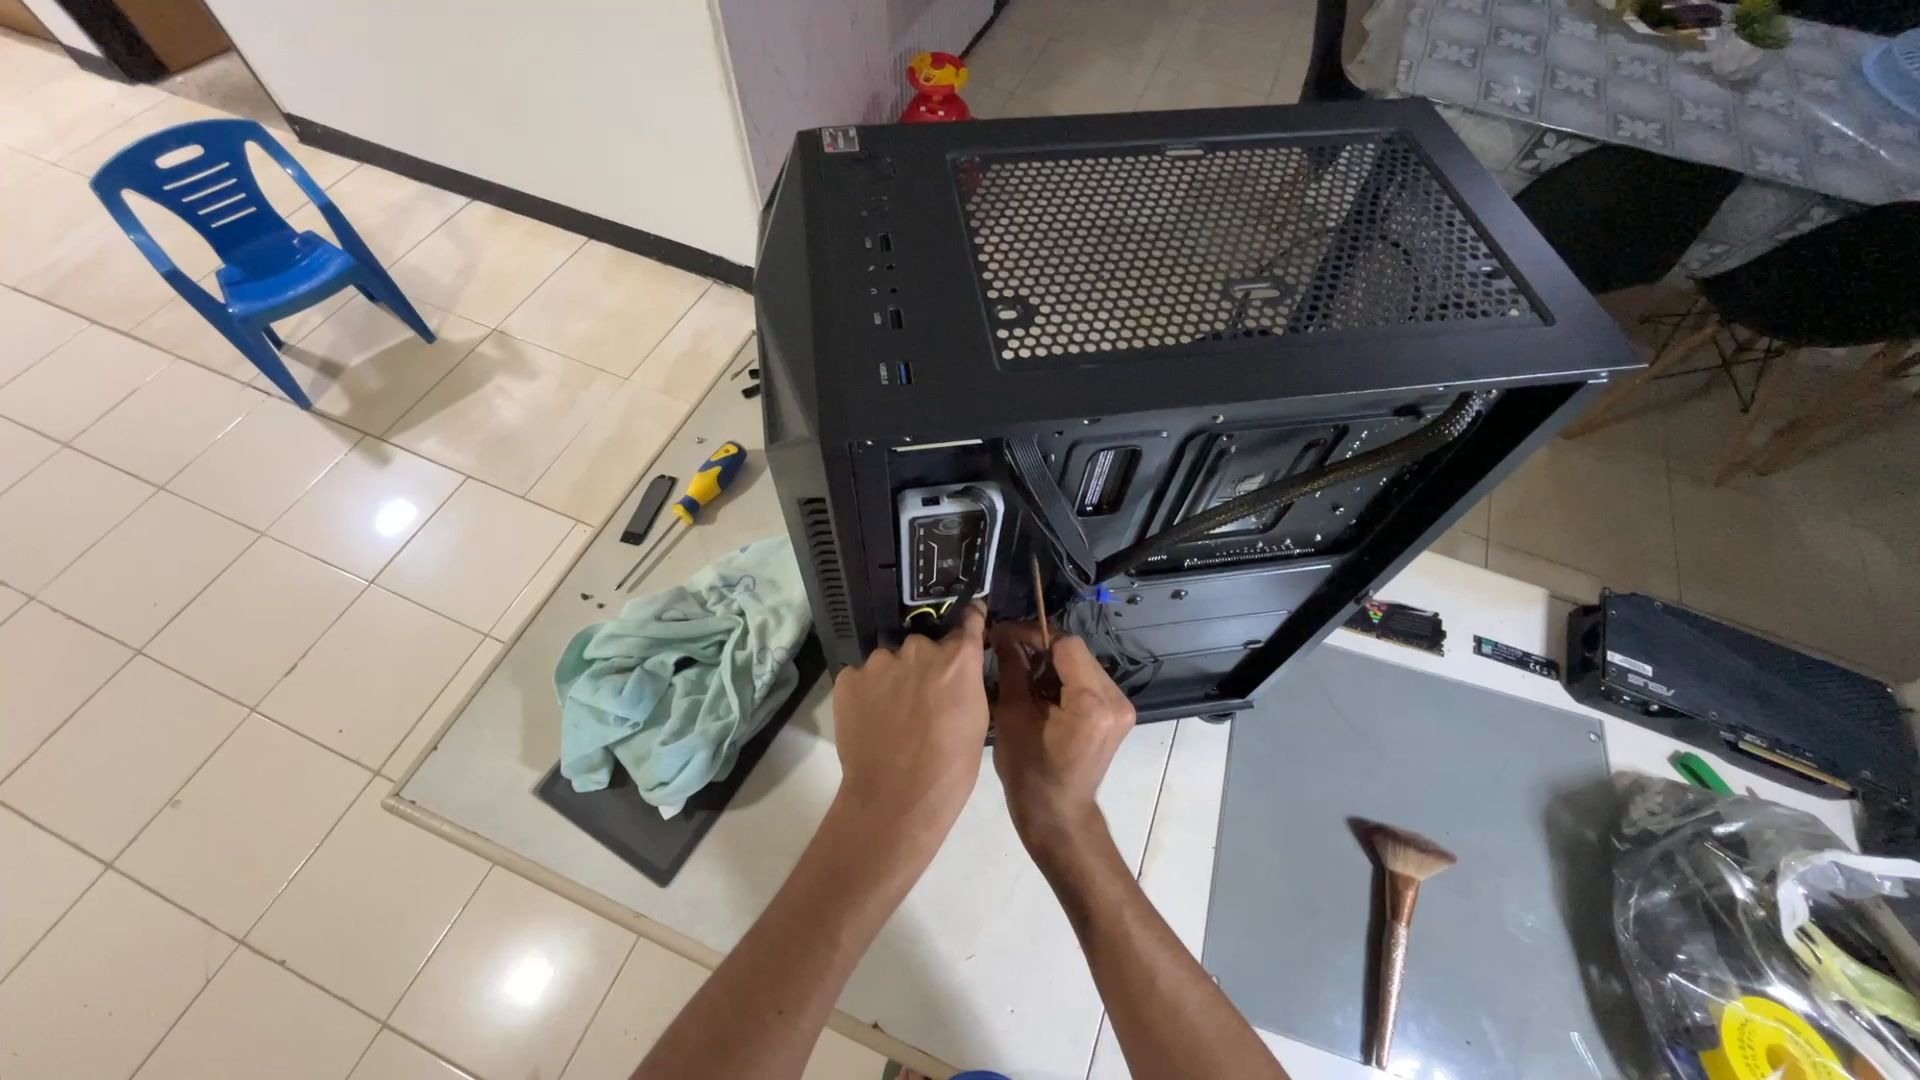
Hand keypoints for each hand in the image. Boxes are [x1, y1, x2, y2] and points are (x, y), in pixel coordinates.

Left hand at [831, 603, 989, 853]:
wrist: (896, 799)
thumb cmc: (950, 768)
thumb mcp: (977, 720)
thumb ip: (966, 683)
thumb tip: (958, 671)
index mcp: (957, 659)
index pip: (967, 620)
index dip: (968, 620)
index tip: (968, 617)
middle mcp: (918, 650)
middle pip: (922, 646)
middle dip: (924, 665)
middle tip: (922, 699)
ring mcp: (879, 663)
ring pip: (889, 662)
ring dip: (893, 679)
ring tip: (892, 716)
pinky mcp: (848, 679)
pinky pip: (861, 678)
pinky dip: (866, 693)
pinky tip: (871, 720)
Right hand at [989, 622, 1135, 856]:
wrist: (1058, 815)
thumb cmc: (1028, 773)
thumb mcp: (1013, 715)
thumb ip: (1012, 667)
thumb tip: (1002, 631)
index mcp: (1092, 704)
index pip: (1067, 644)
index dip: (1033, 634)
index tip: (1004, 635)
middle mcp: (1115, 700)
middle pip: (1077, 652)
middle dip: (1041, 648)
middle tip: (1007, 652)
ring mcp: (1122, 707)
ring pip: (1083, 664)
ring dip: (1052, 662)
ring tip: (1023, 674)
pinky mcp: (1119, 714)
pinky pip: (1090, 680)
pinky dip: (1065, 678)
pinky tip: (1043, 692)